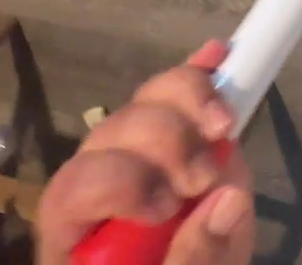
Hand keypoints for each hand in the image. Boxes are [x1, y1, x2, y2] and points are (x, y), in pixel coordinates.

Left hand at [35, 41, 254, 264]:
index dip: (120, 181)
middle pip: (114, 133)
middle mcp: (98, 184)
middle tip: (204, 178)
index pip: (73, 188)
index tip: (168, 206)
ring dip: (190, 103)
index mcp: (75, 237)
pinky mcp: (178, 138)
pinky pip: (178, 95)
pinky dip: (200, 77)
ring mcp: (139, 155)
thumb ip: (192, 261)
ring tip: (223, 130)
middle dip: (166, 141)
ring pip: (148, 103)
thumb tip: (228, 197)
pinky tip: (219, 57)